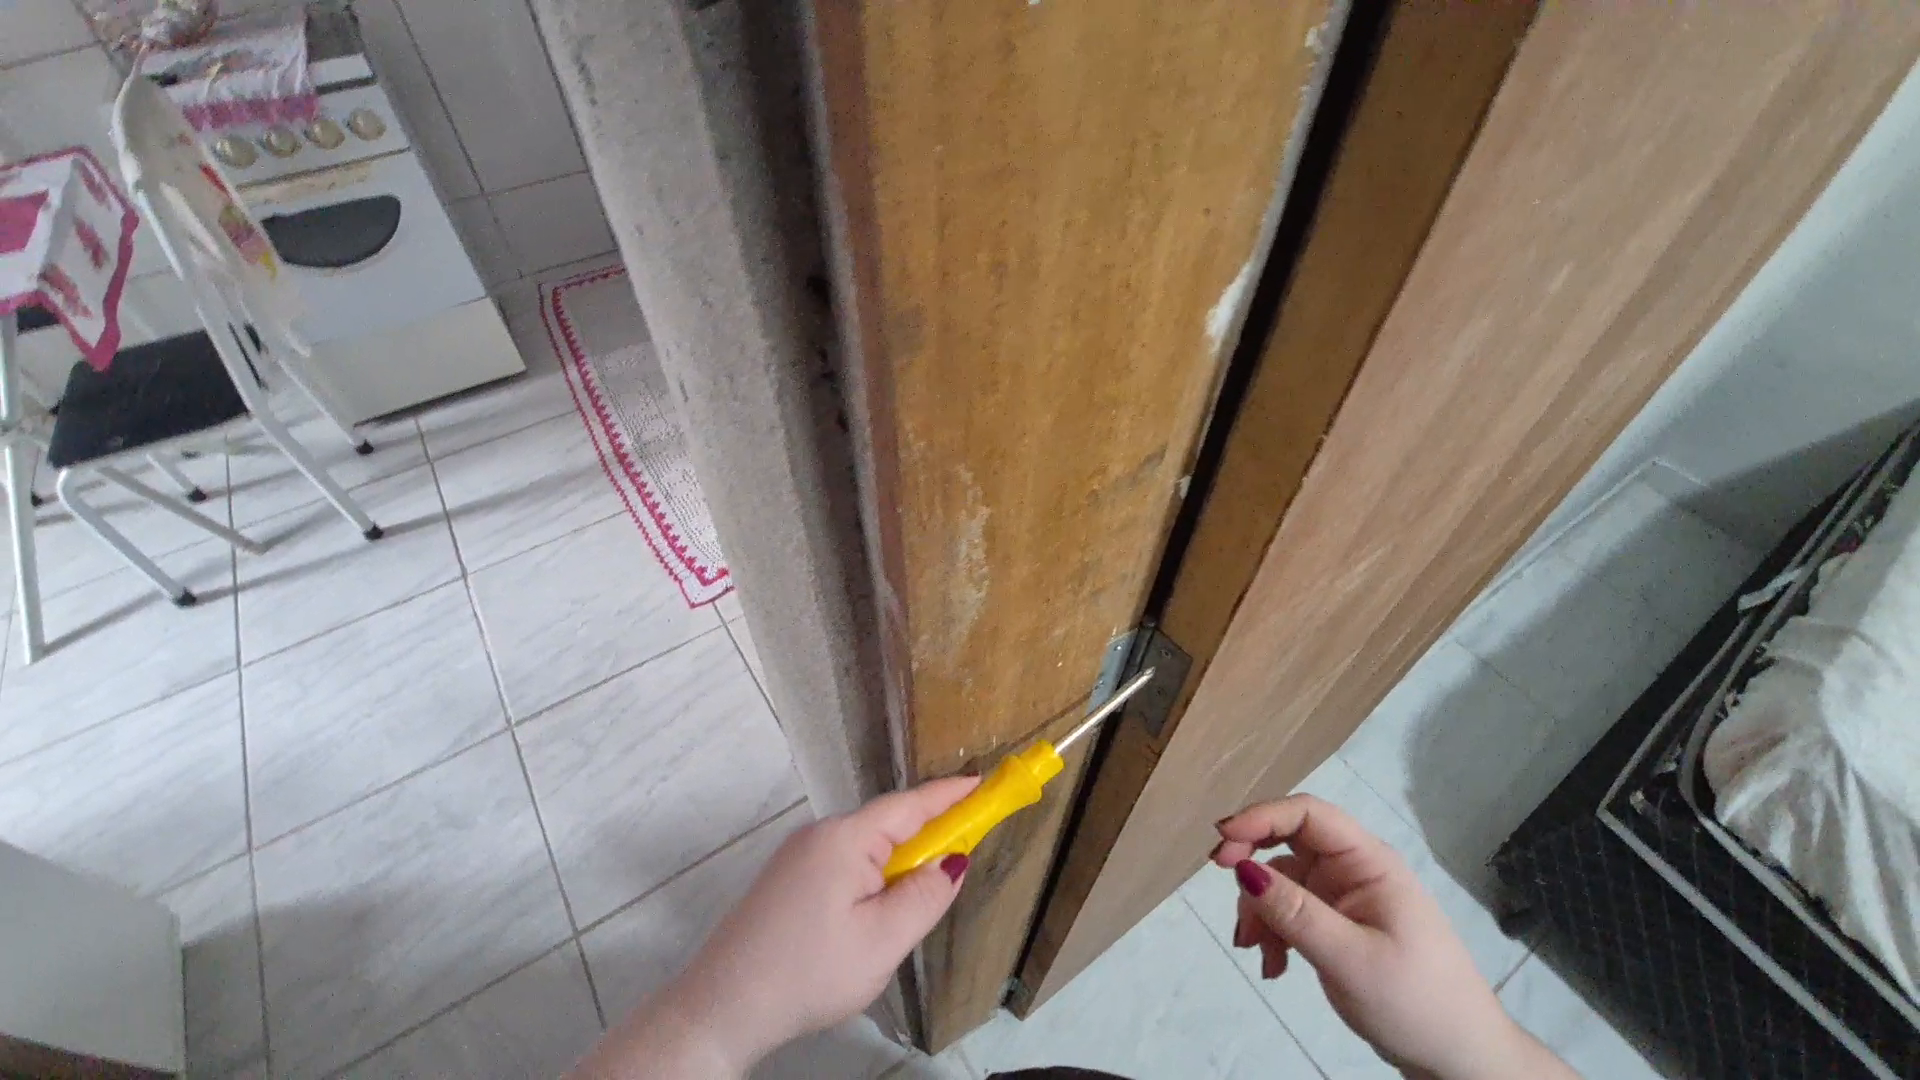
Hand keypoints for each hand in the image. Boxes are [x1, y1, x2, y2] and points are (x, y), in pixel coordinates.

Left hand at [575, 778, 978, 1077]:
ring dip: (897, 863)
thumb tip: (952, 861)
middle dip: (926, 836)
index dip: (949, 794)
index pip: (910, 805)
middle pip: (887, 825)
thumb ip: (924, 896)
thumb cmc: (811, 972)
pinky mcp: (786, 878)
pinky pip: (843, 863)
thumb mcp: (882, 941)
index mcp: (845, 838)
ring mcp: (798, 854)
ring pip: (865, 848)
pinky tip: (872, 912)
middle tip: (960, 857)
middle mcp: (821, 834)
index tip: (983, 782)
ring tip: (913, 904)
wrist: (721, 1007)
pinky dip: (871, 875)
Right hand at [1213, 794, 1570, 1079]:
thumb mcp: (1350, 960)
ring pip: (1281, 880)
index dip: (1261, 816)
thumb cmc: (1416, 1004)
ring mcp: (1344, 897)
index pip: (1307, 814)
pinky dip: (1273, 932)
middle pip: (1288, 842)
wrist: (1462, 1063)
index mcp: (1369, 862)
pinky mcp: (1336, 924)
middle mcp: (1354, 869)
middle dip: (1251, 859)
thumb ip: (1295, 913)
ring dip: (1260, 910)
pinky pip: (1289, 911)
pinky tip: (1272, 965)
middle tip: (1220, 878)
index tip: (1222, 841)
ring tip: (1256, 951)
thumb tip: (1242, 869)